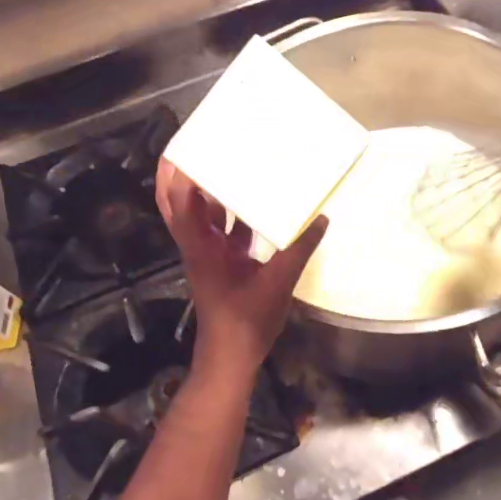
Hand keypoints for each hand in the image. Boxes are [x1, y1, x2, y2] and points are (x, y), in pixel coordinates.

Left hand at [154, 160, 326, 379]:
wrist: (232, 355)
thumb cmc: (247, 319)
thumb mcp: (278, 282)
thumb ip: (299, 249)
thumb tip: (320, 219)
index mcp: (202, 247)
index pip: (181, 202)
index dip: (181, 173)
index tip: (191, 144)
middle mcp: (198, 246)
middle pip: (180, 203)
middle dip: (182, 175)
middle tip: (197, 146)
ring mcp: (207, 255)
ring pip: (200, 216)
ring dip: (208, 192)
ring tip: (228, 164)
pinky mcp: (220, 265)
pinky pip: (220, 231)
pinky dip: (230, 216)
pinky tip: (254, 204)